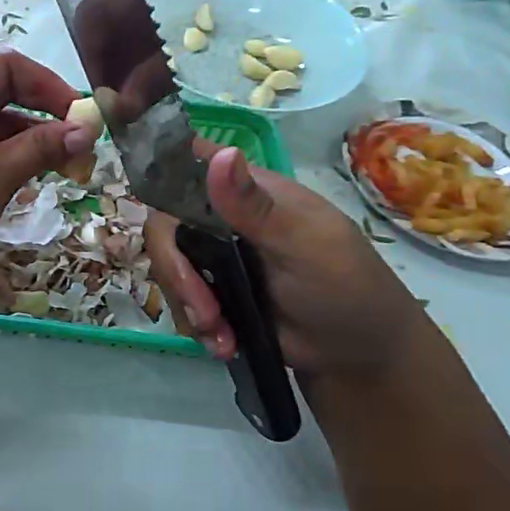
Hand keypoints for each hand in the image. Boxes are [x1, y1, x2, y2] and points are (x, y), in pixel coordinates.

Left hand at [0, 52, 90, 280]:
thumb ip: (44, 147)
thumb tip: (86, 130)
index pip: (9, 66)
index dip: (49, 84)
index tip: (78, 115)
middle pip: (5, 92)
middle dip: (45, 116)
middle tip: (79, 145)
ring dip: (31, 139)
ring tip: (64, 168)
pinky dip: (9, 154)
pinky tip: (30, 177)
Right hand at [145, 147, 433, 378]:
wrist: (358, 356)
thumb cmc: (345, 286)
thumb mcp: (304, 243)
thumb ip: (256, 205)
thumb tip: (221, 154)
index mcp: (246, 191)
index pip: (187, 166)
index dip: (160, 178)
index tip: (151, 208)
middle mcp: (221, 219)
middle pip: (165, 229)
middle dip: (177, 274)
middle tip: (205, 310)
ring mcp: (213, 257)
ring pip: (168, 269)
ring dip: (188, 307)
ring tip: (221, 335)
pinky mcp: (210, 292)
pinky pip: (178, 300)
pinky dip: (195, 325)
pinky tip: (223, 343)